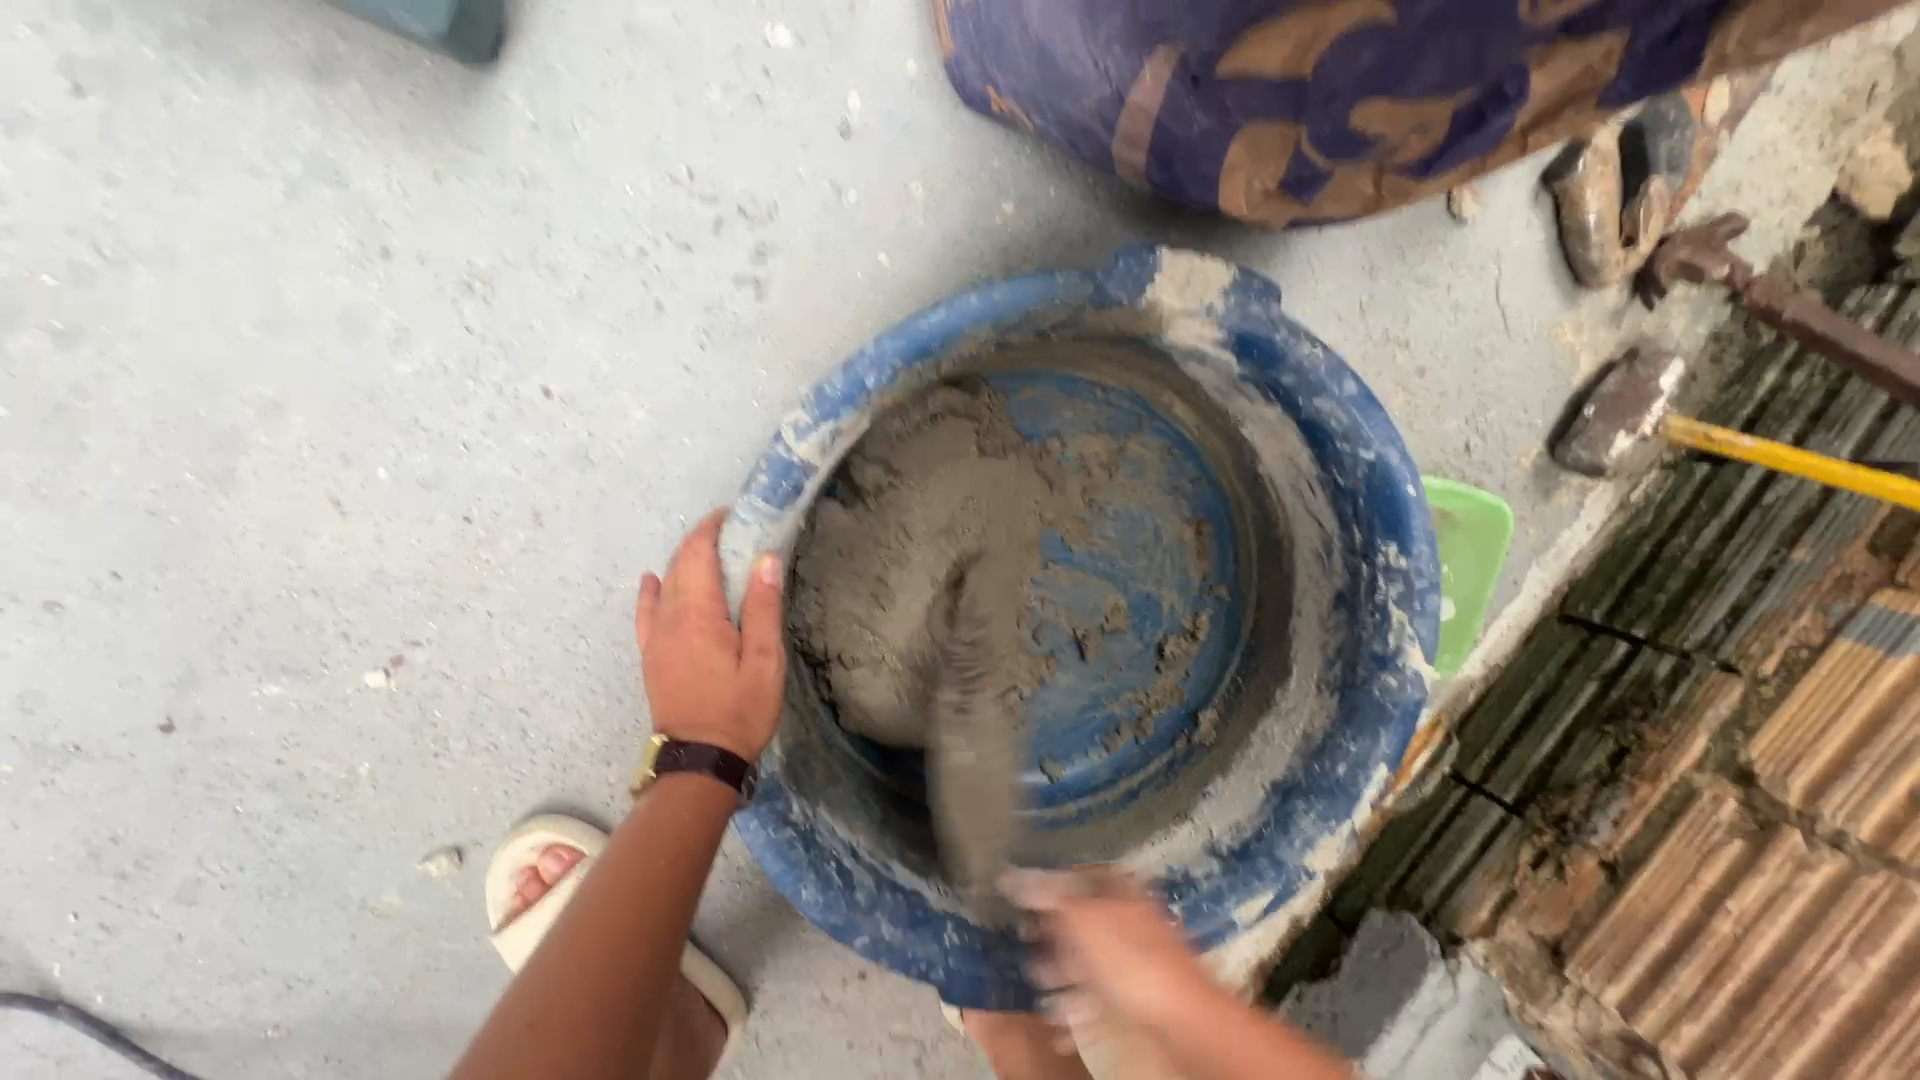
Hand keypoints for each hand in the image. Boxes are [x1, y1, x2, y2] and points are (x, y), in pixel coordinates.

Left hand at [634, 509, 786, 759]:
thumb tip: (766, 559)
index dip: (711, 528)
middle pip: (679, 565)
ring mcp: (655, 637)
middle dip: (700, 542)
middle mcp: (668, 618)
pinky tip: (651, 579)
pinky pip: (645, 611)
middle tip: (732, 533)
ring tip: (709, 554)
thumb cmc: (740, 710)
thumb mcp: (765, 660)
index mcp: (698, 614)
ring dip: (683, 562)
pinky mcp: (651, 655)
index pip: (697, 554)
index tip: (732, 514)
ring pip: (664, 585)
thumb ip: (763, 607)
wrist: (700, 759)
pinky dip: (650, 590)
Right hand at [1003, 866, 1216, 1031]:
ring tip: (1038, 985)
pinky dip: (1074, 1005)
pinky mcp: (1133, 997)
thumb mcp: (1082, 919)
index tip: (1024, 895)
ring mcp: (1133, 960)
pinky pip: (1095, 996)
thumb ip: (1047, 895)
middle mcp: (1128, 919)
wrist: (1181, 1022)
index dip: (1051, 881)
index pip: (1081, 873)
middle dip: (1051, 935)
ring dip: (1058, 974)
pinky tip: (1056, 1020)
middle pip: (1081, 918)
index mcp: (1120, 890)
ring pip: (1086, 960)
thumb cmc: (1132, 959)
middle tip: (1026, 943)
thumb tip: (1010, 874)